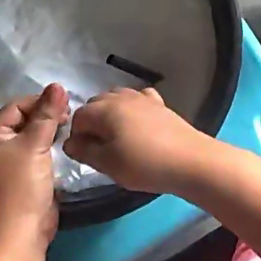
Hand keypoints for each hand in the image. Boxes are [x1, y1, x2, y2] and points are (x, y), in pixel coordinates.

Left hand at [0, 83, 67, 247]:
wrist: (18, 236)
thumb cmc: (21, 186)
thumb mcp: (35, 145)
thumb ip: (47, 115)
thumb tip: (57, 85)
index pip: (15, 108)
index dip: (39, 102)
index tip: (64, 105)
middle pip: (22, 124)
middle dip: (45, 117)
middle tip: (70, 118)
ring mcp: (5, 171)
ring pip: (29, 142)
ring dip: (47, 135)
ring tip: (69, 131)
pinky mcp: (19, 185)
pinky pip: (34, 160)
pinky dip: (47, 153)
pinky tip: (62, 152)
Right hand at [63, 87, 216, 195]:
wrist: (190, 160)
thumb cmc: (144, 164)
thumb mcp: (108, 164)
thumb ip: (85, 151)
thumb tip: (70, 143)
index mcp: (104, 109)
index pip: (77, 117)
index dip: (76, 136)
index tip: (84, 155)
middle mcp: (120, 96)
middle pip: (95, 104)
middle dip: (91, 123)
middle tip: (99, 149)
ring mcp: (142, 97)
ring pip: (115, 99)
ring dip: (110, 115)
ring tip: (117, 139)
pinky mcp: (159, 104)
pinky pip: (137, 100)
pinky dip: (131, 109)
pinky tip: (137, 125)